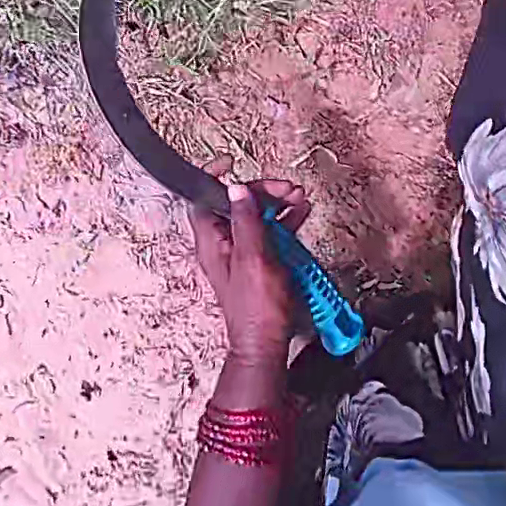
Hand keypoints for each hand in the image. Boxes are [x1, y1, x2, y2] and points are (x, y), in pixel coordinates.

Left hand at [188, 157, 310, 368]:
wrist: (267, 342)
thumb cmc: (257, 307)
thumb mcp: (254, 257)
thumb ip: (246, 220)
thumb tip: (236, 188)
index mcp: (211, 241)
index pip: (204, 199)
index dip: (214, 177)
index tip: (230, 163)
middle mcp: (222, 244)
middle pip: (235, 204)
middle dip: (261, 191)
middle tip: (285, 188)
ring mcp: (241, 253)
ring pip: (255, 216)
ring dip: (277, 203)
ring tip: (298, 197)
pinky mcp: (258, 262)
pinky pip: (269, 232)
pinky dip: (284, 221)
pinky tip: (300, 212)